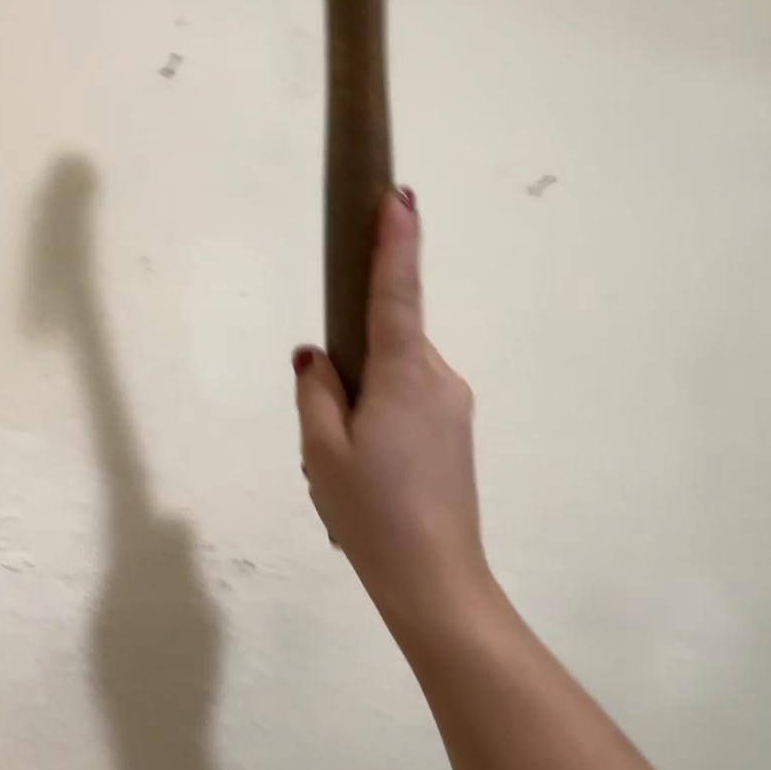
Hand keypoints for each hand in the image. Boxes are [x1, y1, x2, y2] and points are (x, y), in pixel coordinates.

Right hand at [296, 188, 493, 637]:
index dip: (394, 242)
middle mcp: (439, 378)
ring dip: (362, 404)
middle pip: (388, 345)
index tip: (398, 193)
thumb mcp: (321, 452)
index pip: (396, 293)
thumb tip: (314, 354)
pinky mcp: (456, 435)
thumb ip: (314, 393)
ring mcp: (454, 408)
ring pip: (396, 381)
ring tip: (345, 470)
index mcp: (404, 373)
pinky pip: (410, 407)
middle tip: (324, 434)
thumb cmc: (370, 511)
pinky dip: (380, 423)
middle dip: (351, 368)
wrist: (434, 576)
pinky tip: (368, 476)